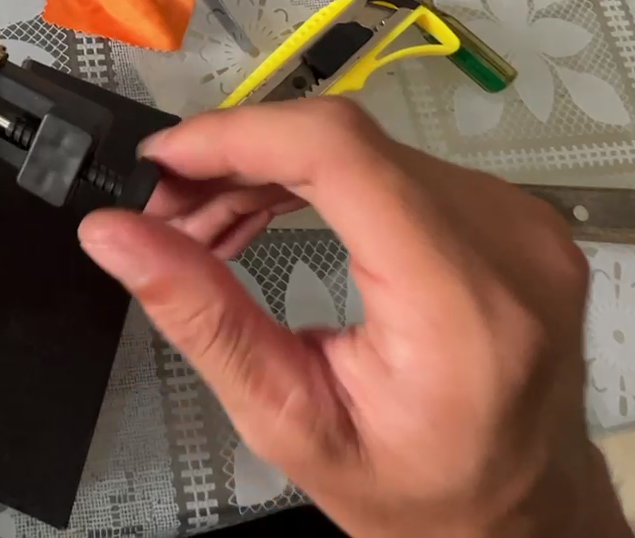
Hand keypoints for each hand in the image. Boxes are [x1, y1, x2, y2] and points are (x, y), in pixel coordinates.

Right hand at [78, 100, 630, 537]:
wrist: (523, 517)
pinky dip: (294, 176)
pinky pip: (371, 158)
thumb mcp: (284, 421)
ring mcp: (507, 214)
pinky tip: (250, 212)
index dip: (236, 135)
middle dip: (228, 159)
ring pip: (345, 142)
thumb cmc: (413, 491)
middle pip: (334, 140)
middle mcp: (502, 238)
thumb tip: (112, 232)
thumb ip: (198, 316)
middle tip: (163, 208)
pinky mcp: (493, 207)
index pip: (339, 153)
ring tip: (197, 221)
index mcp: (461, 304)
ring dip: (254, 168)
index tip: (161, 160)